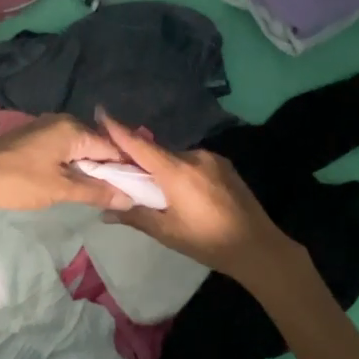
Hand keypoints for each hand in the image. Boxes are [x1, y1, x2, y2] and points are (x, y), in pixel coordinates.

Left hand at [0, 114, 132, 221]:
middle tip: (119, 195)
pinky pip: (63, 150)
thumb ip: (97, 192)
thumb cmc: (18, 182)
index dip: (125, 169)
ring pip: (79, 149)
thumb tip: (131, 198)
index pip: (112, 147)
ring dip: (89, 169)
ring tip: (99, 193)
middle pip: (96, 146)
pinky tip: (74, 183)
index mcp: (72, 129)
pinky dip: (72, 166)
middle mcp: (62, 121)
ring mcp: (45, 129)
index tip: (137, 189)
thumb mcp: (60, 189)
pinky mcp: (33, 139)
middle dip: (107, 169)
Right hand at [95, 111, 303, 285]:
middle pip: (159, 153)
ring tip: (163, 193)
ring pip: (178, 159)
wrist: (256, 246)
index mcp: (176, 171)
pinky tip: (187, 193)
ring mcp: (212, 159)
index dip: (118, 129)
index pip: (140, 145)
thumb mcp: (167, 232)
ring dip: (166, 170)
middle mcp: (194, 156)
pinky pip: (195, 163)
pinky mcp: (226, 166)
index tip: (102, 112)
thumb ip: (136, 216)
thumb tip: (105, 212)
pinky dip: (183, 172)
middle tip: (129, 176)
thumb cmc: (207, 241)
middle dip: (142, 161)